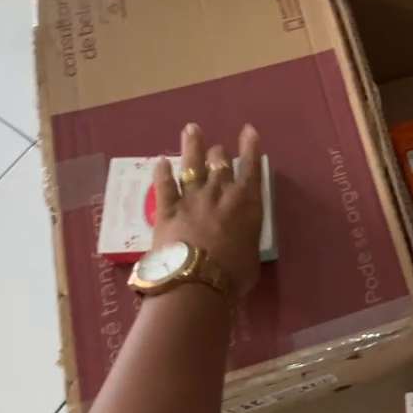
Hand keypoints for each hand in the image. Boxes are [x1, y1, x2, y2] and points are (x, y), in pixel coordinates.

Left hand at [150, 123, 264, 298]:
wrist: (197, 283)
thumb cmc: (234, 275)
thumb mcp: (251, 254)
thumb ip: (245, 236)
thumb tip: (240, 237)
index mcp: (247, 202)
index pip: (251, 167)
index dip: (250, 146)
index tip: (248, 130)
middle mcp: (220, 192)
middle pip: (219, 162)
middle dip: (219, 153)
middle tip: (217, 148)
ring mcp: (192, 198)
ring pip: (192, 164)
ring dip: (192, 146)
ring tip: (191, 129)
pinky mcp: (167, 209)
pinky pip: (164, 185)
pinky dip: (162, 172)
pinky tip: (160, 161)